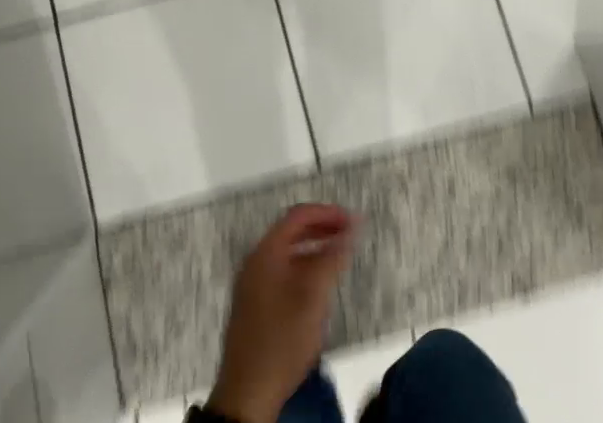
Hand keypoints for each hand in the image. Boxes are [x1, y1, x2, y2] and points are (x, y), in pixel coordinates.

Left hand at [205, 203, 356, 422]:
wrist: (248, 389)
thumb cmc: (282, 340)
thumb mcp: (313, 297)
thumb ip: (332, 259)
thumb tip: (352, 226)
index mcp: (266, 253)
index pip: (298, 216)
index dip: (327, 213)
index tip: (354, 220)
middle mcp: (256, 261)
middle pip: (290, 230)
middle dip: (322, 227)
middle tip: (351, 233)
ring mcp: (253, 282)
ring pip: (287, 252)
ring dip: (314, 247)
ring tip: (341, 255)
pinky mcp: (255, 302)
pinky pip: (282, 269)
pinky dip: (304, 265)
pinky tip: (320, 283)